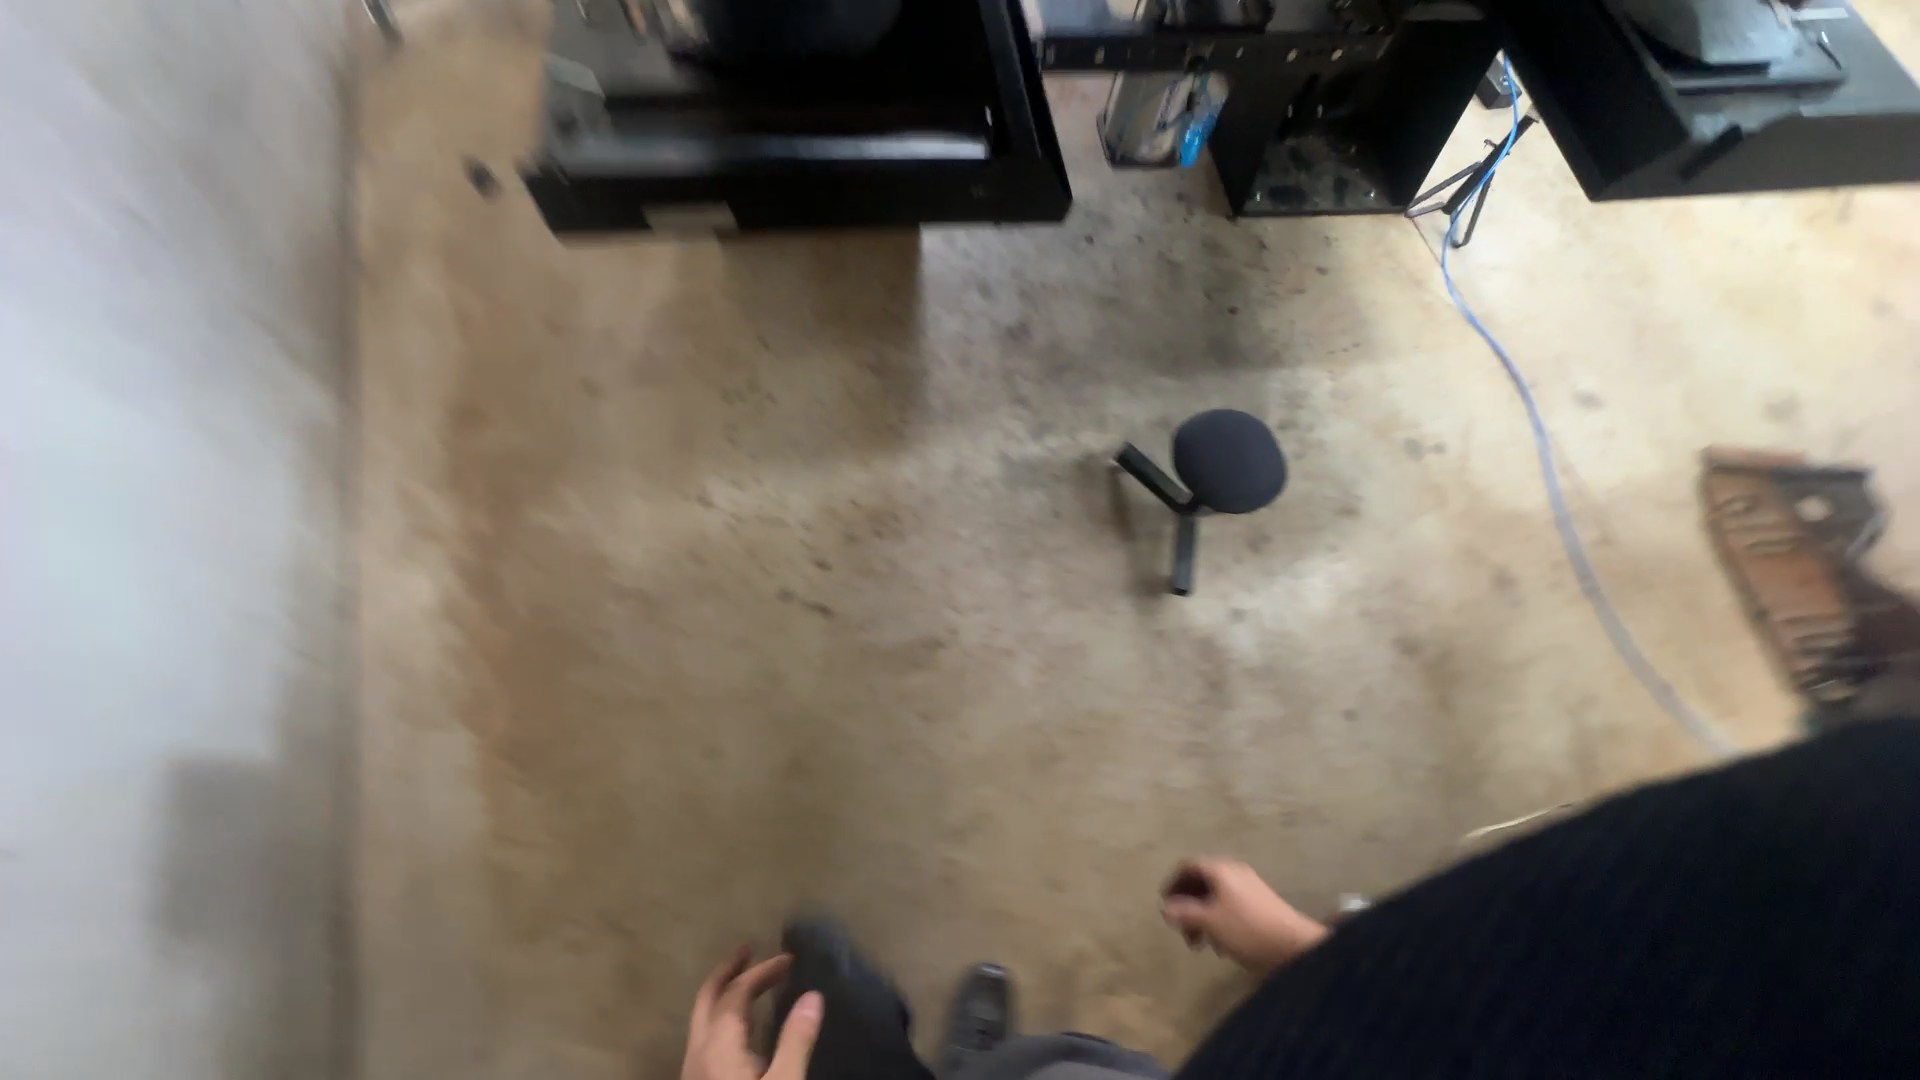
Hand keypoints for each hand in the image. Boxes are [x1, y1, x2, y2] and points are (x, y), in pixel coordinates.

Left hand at [682, 945, 824, 1079]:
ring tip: (746, 981)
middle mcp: (698, 1050)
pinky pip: (706, 1035)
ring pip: (703, 1016)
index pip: (738, 991)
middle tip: (749, 948)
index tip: (789, 959)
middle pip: (708, 996)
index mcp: (719, 1043)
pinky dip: (722, 1014)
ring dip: (724, 991)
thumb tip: (813, 995)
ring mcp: (692, 1069)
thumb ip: (796, 1040)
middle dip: (730, 969)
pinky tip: (739, 1028)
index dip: (763, 970)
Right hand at [1161, 857, 1328, 972]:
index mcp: (1220, 870)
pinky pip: (1230, 905)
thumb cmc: (1247, 930)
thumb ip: (1185, 913)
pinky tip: (1223, 944)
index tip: (1165, 903)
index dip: (1173, 883)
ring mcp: (1249, 887)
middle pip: (1202, 882)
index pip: (1188, 866)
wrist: (1295, 946)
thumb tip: (1165, 908)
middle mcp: (1234, 872)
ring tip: (1202, 942)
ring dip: (1203, 916)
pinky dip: (1219, 920)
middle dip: (1188, 905)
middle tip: (1182, 929)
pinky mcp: (1260, 904)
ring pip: (1216, 896)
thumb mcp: (1210, 922)